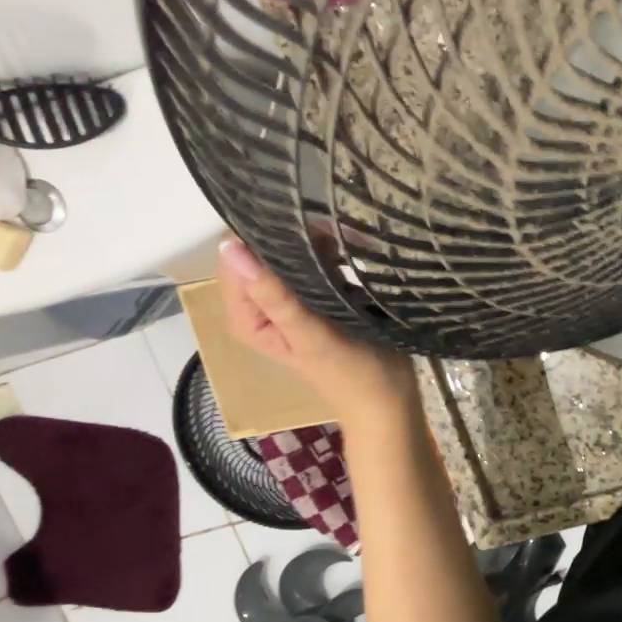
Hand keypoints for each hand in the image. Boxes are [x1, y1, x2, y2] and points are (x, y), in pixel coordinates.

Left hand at [217, 239, 417, 429]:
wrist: (391, 402)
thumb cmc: (351, 374)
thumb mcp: (310, 336)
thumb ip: (274, 297)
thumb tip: (231, 248)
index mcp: (250, 317)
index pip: (237, 263)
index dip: (258, 239)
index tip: (290, 219)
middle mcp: (267, 307)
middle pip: (265, 257)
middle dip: (289, 238)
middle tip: (324, 222)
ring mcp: (297, 303)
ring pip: (293, 259)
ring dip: (314, 244)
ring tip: (340, 230)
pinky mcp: (324, 300)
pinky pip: (317, 268)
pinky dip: (331, 255)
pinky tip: (350, 245)